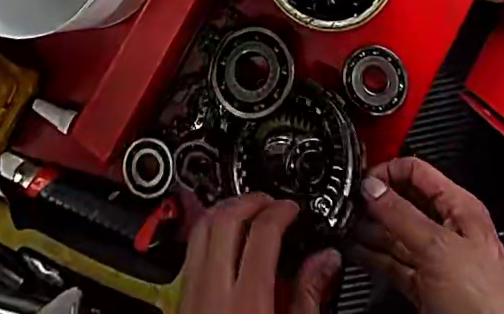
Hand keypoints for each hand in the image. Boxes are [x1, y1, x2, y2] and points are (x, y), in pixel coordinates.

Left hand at [177, 194, 342, 313]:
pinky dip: (208, 236)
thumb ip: (308, 297)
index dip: (282, 209)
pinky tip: (225, 245)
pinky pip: (190, 256)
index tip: (293, 209)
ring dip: (225, 211)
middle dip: (251, 200)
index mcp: (247, 303)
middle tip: (271, 203)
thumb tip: (326, 260)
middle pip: (225, 219)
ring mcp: (189, 299)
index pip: (262, 232)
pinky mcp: (178, 308)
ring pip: (201, 231)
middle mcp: (212, 294)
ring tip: (247, 212)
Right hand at [351, 158, 503, 313]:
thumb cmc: (488, 304)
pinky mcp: (428, 291)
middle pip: (406, 203)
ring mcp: (438, 262)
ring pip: (398, 236)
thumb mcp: (438, 248)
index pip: (418, 172)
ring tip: (345, 225)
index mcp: (461, 208)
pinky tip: (357, 252)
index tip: (363, 182)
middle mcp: (450, 231)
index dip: (389, 172)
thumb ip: (403, 215)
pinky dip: (375, 258)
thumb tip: (374, 188)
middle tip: (349, 204)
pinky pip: (396, 264)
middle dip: (376, 202)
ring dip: (371, 229)